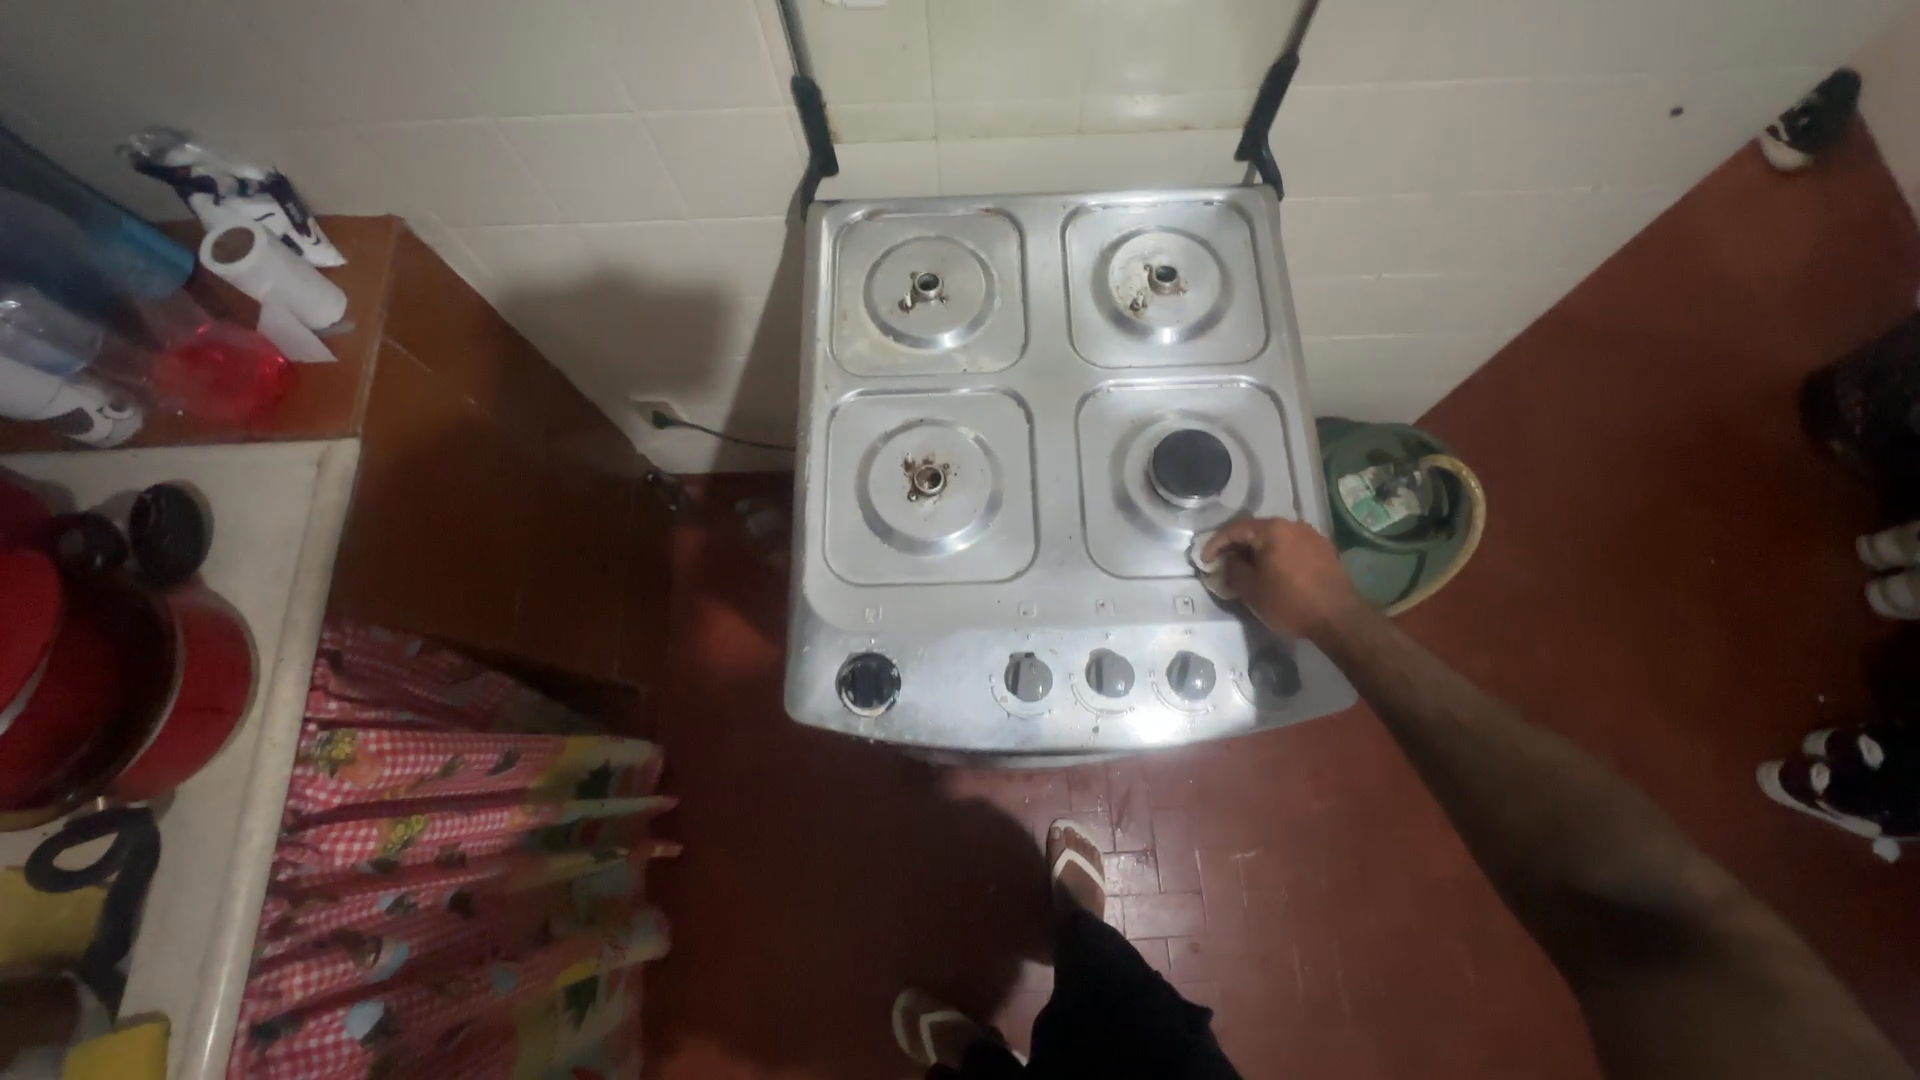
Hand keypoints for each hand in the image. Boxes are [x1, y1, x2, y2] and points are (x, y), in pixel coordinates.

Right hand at [1202, 518, 1363, 639]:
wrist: (1339, 618)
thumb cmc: (1289, 602)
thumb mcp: (1250, 589)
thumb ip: (1232, 569)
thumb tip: (1228, 560)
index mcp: (1272, 530)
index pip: (1234, 529)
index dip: (1215, 544)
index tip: (1204, 561)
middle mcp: (1292, 525)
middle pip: (1256, 531)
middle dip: (1237, 547)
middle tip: (1223, 563)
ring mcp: (1312, 536)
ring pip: (1275, 539)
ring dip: (1258, 551)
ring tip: (1248, 569)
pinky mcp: (1325, 550)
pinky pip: (1292, 547)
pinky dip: (1277, 556)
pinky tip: (1274, 572)